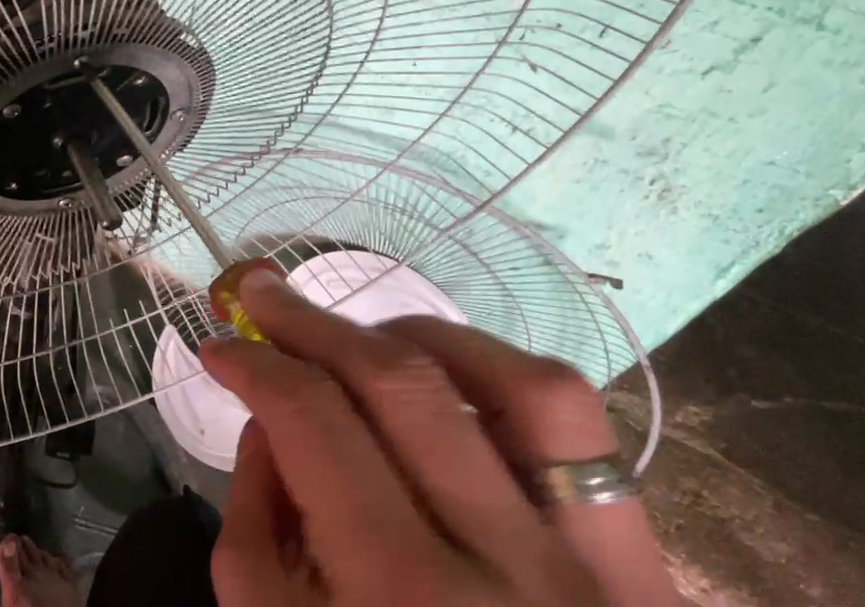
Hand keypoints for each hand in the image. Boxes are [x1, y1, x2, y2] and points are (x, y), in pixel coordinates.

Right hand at [200, 265, 679, 606]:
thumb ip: (252, 520)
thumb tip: (264, 418)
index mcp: (397, 597)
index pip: (312, 422)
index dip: (251, 364)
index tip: (216, 345)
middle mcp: (510, 569)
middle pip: (399, 385)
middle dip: (309, 320)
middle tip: (258, 289)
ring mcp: (599, 567)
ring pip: (519, 387)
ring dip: (413, 334)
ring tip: (354, 332)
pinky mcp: (648, 571)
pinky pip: (581, 434)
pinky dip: (500, 372)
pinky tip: (448, 370)